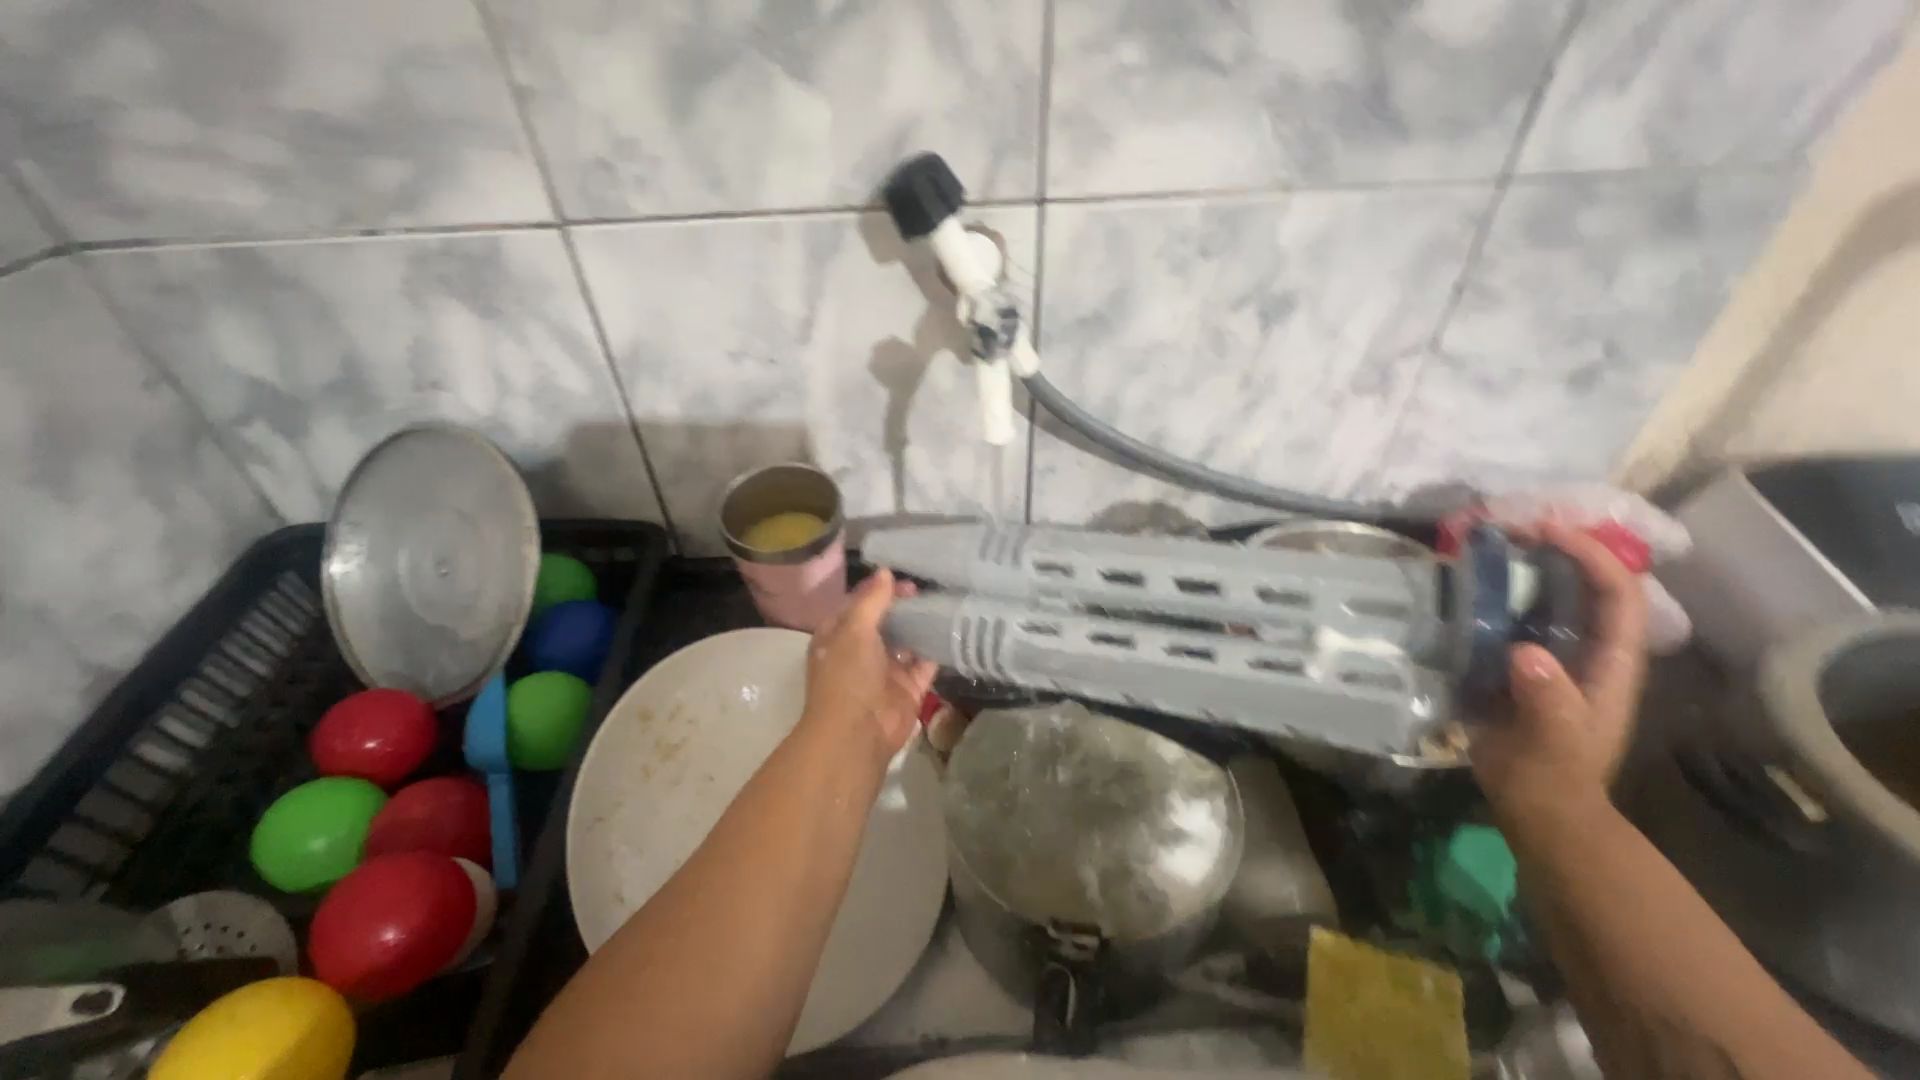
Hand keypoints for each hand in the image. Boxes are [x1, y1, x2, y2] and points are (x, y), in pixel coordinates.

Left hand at [800, 569, 937, 766]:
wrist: (857, 732)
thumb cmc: (847, 675)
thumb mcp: (854, 629)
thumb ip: (872, 600)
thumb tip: (885, 572)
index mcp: (838, 637)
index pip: (858, 606)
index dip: (879, 591)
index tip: (904, 580)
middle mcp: (861, 652)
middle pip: (885, 623)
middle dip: (904, 607)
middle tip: (929, 591)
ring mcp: (886, 672)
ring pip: (907, 643)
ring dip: (922, 627)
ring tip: (946, 604)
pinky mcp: (909, 689)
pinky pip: (926, 665)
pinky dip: (937, 651)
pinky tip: (953, 631)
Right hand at [1472, 521, 1649, 822]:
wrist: (1534, 805)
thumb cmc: (1553, 773)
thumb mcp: (1555, 740)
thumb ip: (1549, 699)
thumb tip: (1526, 654)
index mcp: (1611, 661)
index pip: (1617, 593)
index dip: (1592, 555)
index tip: (1548, 532)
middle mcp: (1586, 648)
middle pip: (1584, 584)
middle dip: (1556, 548)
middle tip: (1509, 525)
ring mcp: (1551, 655)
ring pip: (1547, 597)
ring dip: (1522, 566)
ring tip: (1481, 543)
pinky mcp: (1516, 664)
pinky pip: (1510, 618)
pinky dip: (1491, 595)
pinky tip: (1461, 584)